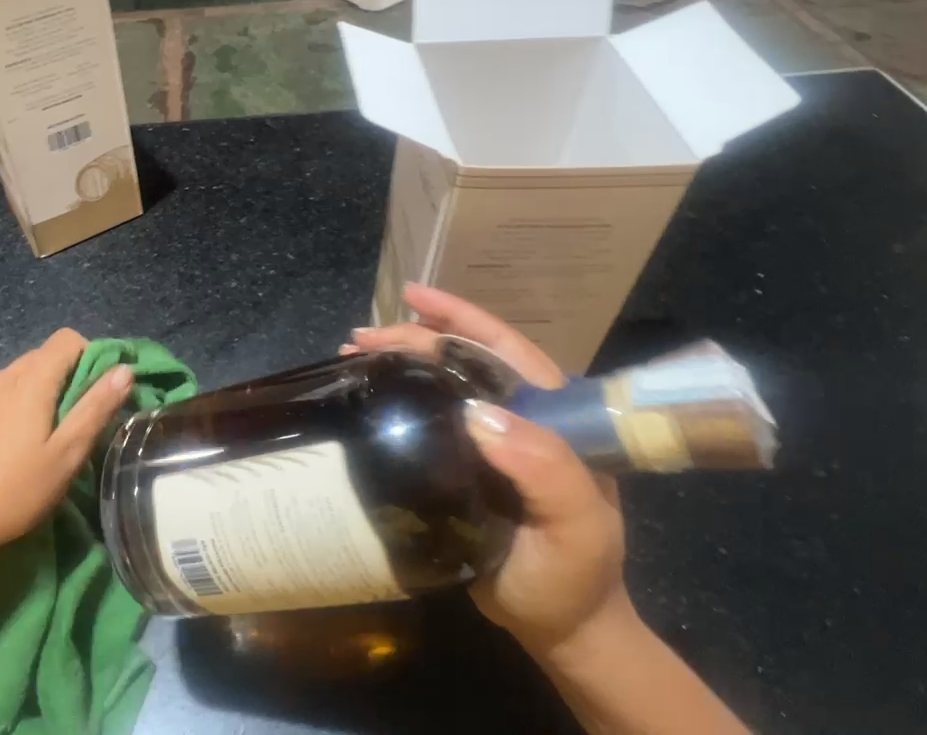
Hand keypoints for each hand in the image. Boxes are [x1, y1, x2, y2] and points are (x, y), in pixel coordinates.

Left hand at [0, 328, 133, 576]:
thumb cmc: (13, 492)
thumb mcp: (66, 455)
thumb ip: (96, 408)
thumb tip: (124, 369)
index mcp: (31, 382)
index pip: (66, 339)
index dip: (90, 355)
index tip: (97, 392)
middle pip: (40, 359)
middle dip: (63, 380)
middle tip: (71, 424)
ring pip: (12, 380)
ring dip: (32, 396)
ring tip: (35, 442)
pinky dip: (3, 412)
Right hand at [350, 284, 627, 653]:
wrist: (560, 628)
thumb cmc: (573, 576)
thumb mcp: (574, 527)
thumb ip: (544, 469)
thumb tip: (477, 413)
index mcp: (555, 417)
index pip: (506, 350)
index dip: (459, 318)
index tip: (413, 298)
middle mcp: (521, 415)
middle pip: (464, 358)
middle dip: (413, 337)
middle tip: (360, 338)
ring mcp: (491, 439)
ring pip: (444, 380)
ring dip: (400, 359)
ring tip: (352, 352)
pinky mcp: (464, 462)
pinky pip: (429, 413)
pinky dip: (397, 394)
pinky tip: (366, 391)